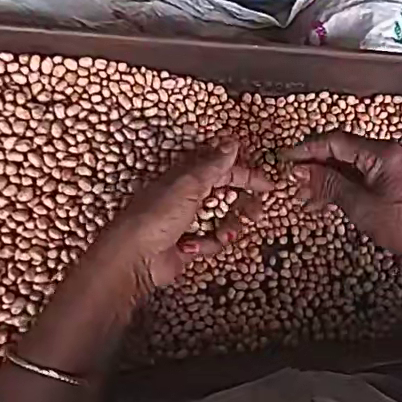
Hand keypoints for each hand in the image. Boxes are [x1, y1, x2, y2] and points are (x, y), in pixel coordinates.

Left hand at [86, 141, 273, 308]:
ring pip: (222, 221)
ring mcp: (189, 222)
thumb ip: (213, 166)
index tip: (268, 186)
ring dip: (226, 229)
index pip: (224, 170)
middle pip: (226, 197)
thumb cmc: (157, 217)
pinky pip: (211, 242)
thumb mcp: (189, 186)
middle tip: (255, 215)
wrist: (134, 257)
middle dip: (242, 206)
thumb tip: (232, 143)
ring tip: (223, 235)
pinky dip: (206, 245)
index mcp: (187, 177)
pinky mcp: (189, 244)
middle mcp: (189, 197)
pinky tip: (193, 247)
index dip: (246, 176)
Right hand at [284, 132, 401, 257]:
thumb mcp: (359, 205)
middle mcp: (383, 153)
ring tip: (301, 194)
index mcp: (381, 153)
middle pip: (338, 150)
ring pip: (342, 164)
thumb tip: (301, 172)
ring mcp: (383, 165)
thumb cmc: (400, 224)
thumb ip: (328, 184)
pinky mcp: (381, 178)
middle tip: (291, 178)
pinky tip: (318, 199)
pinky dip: (334, 185)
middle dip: (312, 165)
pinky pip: (351, 175)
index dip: (308, 148)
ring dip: (321, 177)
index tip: (287, 158)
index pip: (336, 141)